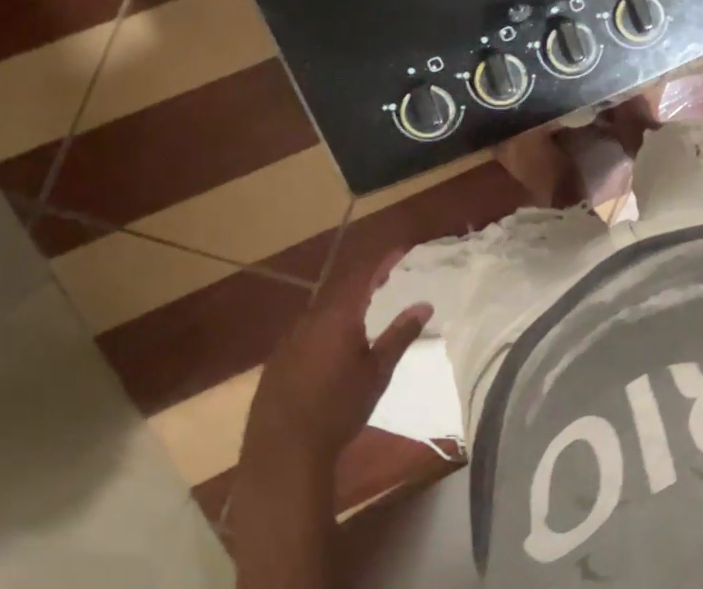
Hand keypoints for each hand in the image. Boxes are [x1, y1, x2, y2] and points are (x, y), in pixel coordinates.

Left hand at [243, 243, 432, 467]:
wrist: (284, 451)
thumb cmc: (339, 409)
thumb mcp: (378, 372)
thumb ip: (400, 335)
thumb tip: (425, 304)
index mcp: (337, 317)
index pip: (362, 275)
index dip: (383, 260)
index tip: (401, 250)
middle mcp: (309, 320)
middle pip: (340, 290)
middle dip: (365, 282)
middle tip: (387, 279)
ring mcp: (288, 340)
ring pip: (321, 312)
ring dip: (344, 306)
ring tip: (365, 310)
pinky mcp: (277, 361)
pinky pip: (306, 331)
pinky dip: (326, 327)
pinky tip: (335, 345)